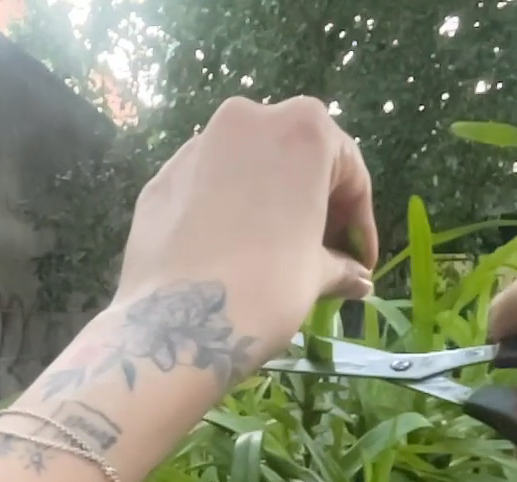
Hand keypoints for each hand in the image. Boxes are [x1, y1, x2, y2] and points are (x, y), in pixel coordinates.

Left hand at [115, 97, 377, 369]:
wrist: (178, 326)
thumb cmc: (266, 291)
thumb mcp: (314, 276)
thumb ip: (339, 266)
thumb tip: (358, 279)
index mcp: (302, 128)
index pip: (347, 174)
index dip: (358, 224)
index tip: (359, 262)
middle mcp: (245, 121)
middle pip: (292, 163)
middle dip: (309, 208)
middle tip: (316, 257)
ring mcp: (193, 149)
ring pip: (241, 173)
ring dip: (261, 207)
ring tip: (267, 256)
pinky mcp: (157, 184)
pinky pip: (201, 194)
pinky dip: (218, 216)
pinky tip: (223, 256)